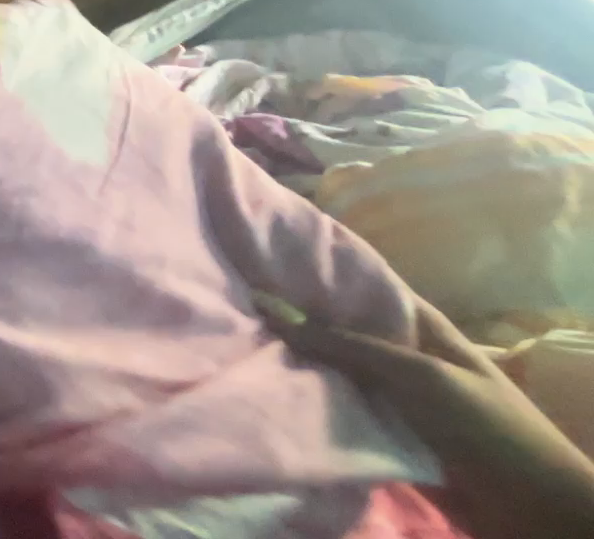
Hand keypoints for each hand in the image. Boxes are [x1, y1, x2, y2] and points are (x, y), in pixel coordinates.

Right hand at [263, 293, 593, 538]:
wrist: (534, 511)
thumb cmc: (486, 425)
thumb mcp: (419, 374)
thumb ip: (343, 342)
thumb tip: (264, 305)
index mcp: (419, 325)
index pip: (359, 284)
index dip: (313, 269)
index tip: (257, 255)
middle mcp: (398, 349)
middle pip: (336, 322)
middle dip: (290, 311)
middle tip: (231, 293)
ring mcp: (387, 388)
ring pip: (328, 360)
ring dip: (290, 352)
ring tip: (234, 330)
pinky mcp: (374, 422)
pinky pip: (331, 397)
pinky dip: (301, 389)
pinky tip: (261, 374)